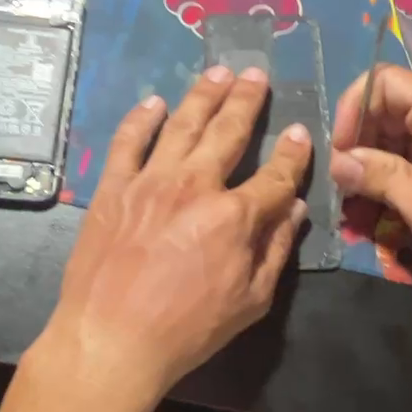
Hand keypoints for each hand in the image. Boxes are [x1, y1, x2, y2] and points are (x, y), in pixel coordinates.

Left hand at [27, 65, 311, 411]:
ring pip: (182, 124)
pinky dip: (142, 118)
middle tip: (256, 74)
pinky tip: (155, 102)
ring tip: (218, 71)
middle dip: (247, 100)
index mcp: (235, 216)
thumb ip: (276, 250)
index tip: (300, 131)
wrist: (110, 340)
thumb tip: (294, 209)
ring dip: (203, 94)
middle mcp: (195, 186)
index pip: (276, 174)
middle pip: (228, 131)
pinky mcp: (113, 187)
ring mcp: (150, 181)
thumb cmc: (188, 329)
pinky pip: (128, 141)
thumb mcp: (251, 301)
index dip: (293, 152)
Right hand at [329, 67, 411, 285]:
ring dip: (371, 161)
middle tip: (344, 183)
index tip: (341, 153)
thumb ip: (378, 176)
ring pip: (395, 130)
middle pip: (387, 105)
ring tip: (356, 199)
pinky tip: (378, 202)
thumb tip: (336, 163)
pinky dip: (390, 172)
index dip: (352, 111)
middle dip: (359, 142)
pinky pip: (411, 149)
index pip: (383, 82)